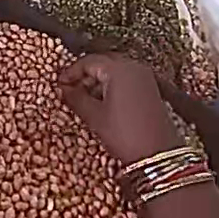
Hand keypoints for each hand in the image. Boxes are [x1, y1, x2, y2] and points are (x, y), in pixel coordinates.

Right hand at [58, 54, 183, 164]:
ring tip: (84, 98)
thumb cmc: (124, 134)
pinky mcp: (150, 89)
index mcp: (119, 69)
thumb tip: (63, 89)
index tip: (60, 84)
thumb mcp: (94, 116)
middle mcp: (134, 67)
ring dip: (98, 80)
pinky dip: (111, 86)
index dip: (71, 72)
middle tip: (70, 89)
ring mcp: (145, 78)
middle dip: (84, 75)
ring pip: (115, 71)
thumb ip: (76, 97)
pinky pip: (126, 79)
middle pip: (102, 63)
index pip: (89, 61)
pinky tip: (102, 102)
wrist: (158, 155)